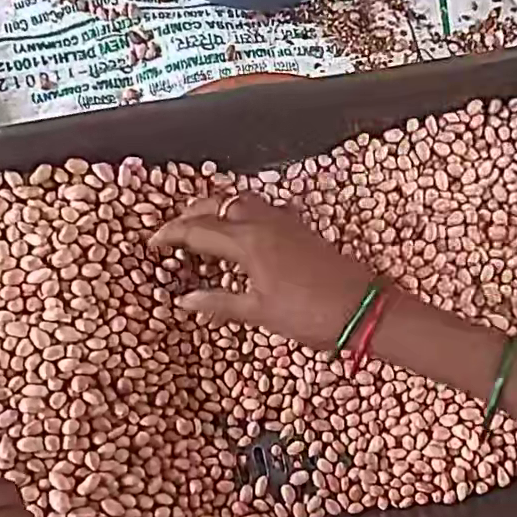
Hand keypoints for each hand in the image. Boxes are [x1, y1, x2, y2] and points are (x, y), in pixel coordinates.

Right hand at [149, 191, 376, 348]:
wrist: (364, 309)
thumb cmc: (309, 315)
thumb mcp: (259, 313)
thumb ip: (219, 303)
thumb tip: (185, 300)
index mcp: (248, 243)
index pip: (199, 230)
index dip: (172, 234)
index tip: (153, 242)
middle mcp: (264, 223)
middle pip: (218, 205)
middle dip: (192, 213)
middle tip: (174, 230)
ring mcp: (285, 222)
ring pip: (242, 201)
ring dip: (218, 207)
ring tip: (204, 224)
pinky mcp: (301, 229)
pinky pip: (263, 208)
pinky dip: (243, 212)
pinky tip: (243, 229)